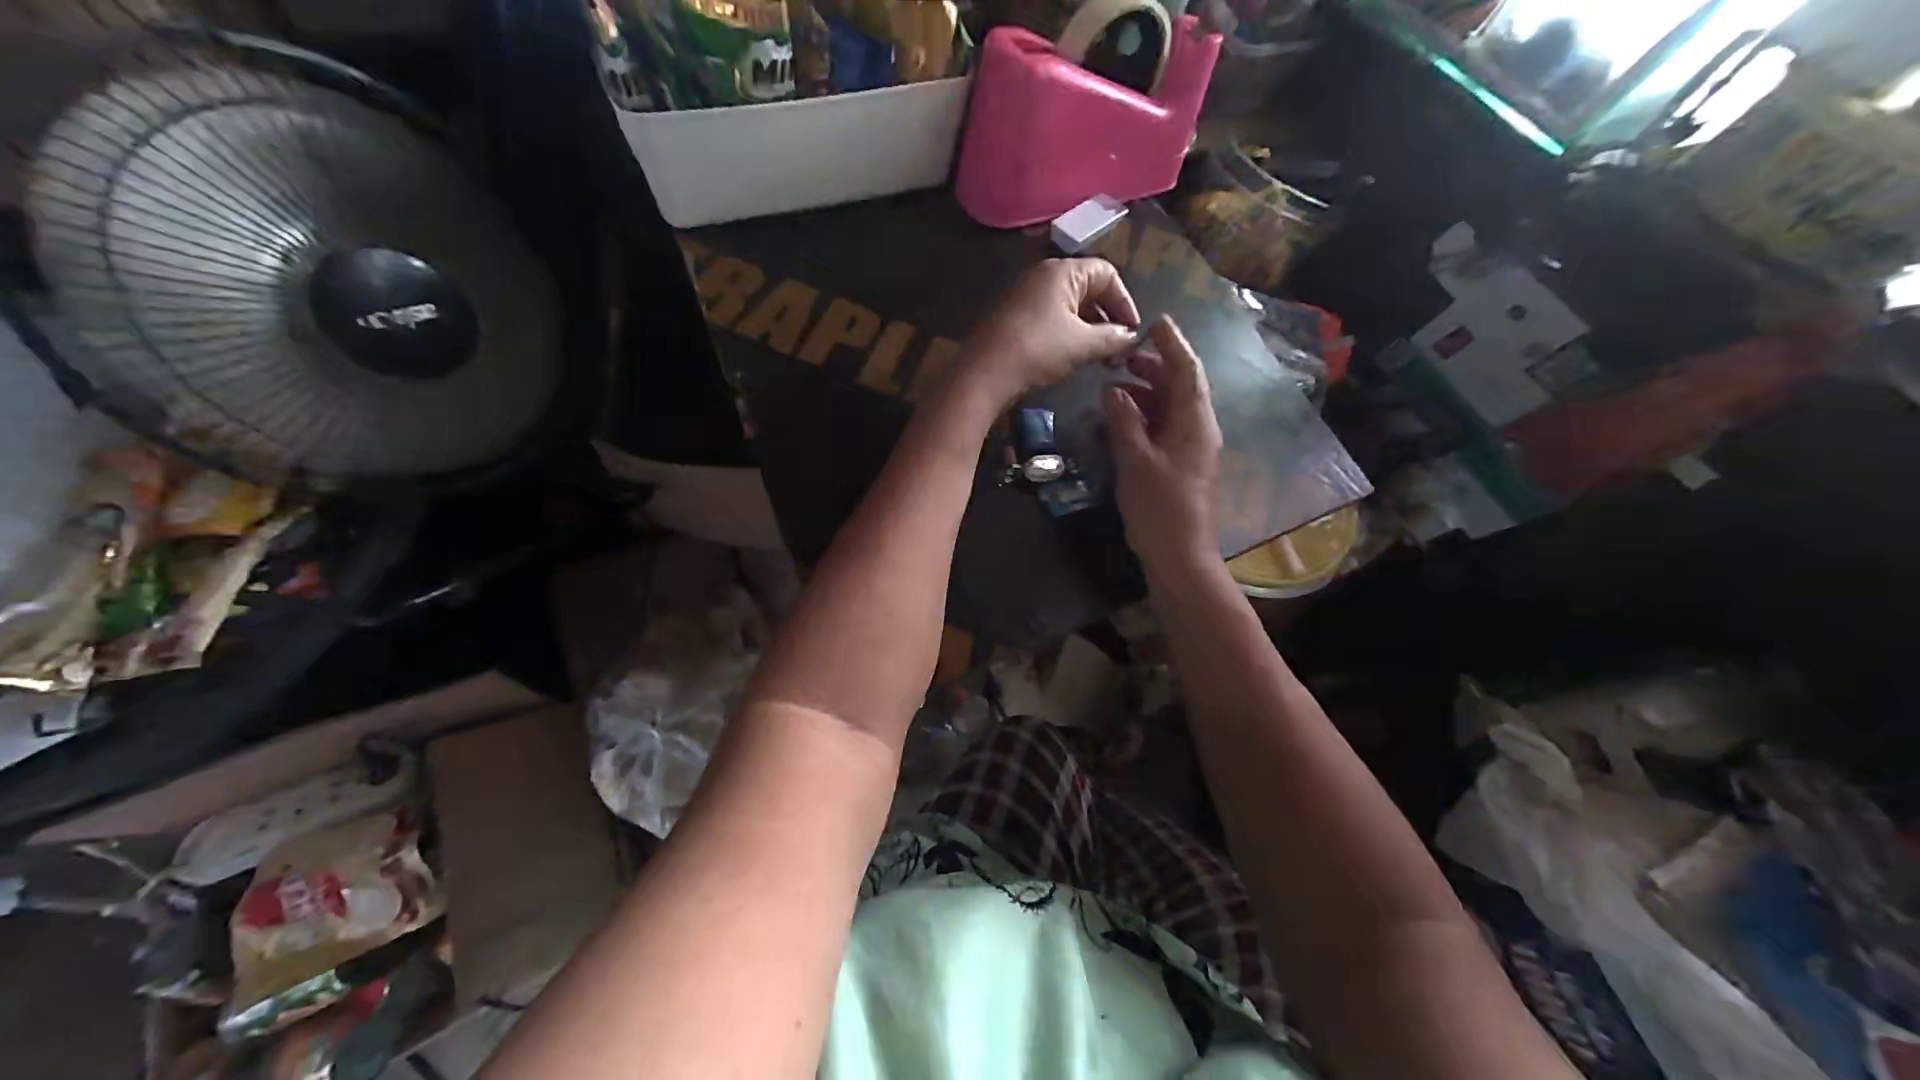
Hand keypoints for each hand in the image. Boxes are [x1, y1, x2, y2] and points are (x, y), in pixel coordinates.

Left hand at [962, 258, 1140, 405]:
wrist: (985, 372)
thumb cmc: (1038, 349)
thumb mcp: (1082, 344)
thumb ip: (1113, 339)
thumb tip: (1131, 338)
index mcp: (1063, 272)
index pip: (1107, 274)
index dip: (1125, 302)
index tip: (1133, 332)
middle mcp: (1044, 277)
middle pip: (1090, 290)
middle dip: (1109, 319)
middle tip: (1120, 351)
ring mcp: (1028, 297)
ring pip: (1071, 308)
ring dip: (1091, 331)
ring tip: (1102, 360)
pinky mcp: (1017, 319)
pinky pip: (1053, 320)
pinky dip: (1071, 336)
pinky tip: (1077, 359)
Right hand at [1104, 317, 1222, 570]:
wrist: (1178, 553)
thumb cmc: (1159, 505)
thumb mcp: (1135, 460)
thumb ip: (1124, 421)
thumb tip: (1114, 390)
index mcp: (1195, 421)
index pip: (1187, 369)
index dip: (1171, 343)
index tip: (1153, 323)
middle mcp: (1199, 428)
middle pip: (1181, 385)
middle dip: (1155, 366)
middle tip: (1123, 357)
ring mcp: (1191, 447)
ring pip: (1172, 406)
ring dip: (1148, 391)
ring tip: (1117, 383)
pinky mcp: (1181, 463)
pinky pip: (1166, 426)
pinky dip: (1146, 415)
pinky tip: (1123, 417)